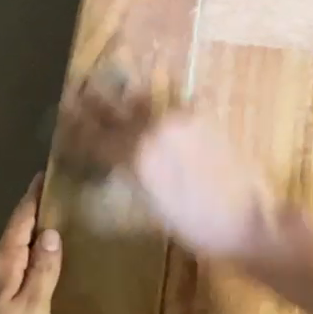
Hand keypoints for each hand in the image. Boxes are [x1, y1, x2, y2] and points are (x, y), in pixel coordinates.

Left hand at [0, 176, 61, 313]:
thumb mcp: (33, 310)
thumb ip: (42, 271)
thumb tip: (50, 231)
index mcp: (2, 266)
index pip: (19, 221)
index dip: (33, 197)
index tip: (46, 174)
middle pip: (14, 232)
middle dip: (33, 210)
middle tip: (59, 191)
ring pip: (14, 251)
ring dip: (31, 234)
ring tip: (56, 220)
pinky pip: (14, 269)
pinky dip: (29, 257)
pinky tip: (42, 262)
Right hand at [62, 86, 276, 260]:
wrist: (250, 220)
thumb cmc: (199, 228)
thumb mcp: (153, 209)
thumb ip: (130, 177)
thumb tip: (114, 163)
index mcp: (136, 158)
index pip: (95, 138)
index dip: (76, 130)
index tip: (62, 119)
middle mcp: (154, 130)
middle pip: (113, 111)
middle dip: (91, 102)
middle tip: (74, 91)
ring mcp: (179, 119)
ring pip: (141, 101)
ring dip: (120, 94)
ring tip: (103, 84)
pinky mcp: (202, 116)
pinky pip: (168, 104)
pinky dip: (152, 101)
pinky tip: (143, 96)